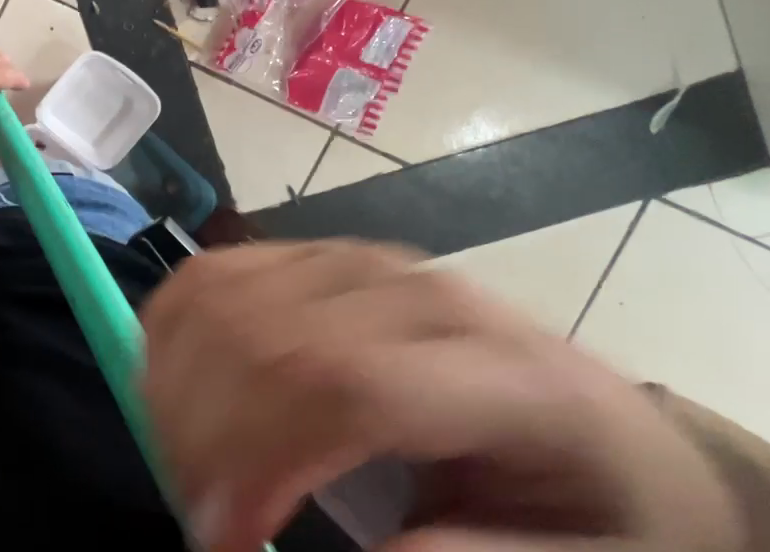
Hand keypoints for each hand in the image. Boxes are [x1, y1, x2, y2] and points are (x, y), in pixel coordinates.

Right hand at [140, 241, 741, 551]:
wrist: (605, 426)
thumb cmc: (597, 505)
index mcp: (504, 370)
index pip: (344, 387)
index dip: (261, 459)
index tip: (226, 539)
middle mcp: (413, 292)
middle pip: (262, 340)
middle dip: (200, 432)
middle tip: (196, 509)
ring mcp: (350, 260)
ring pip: (219, 298)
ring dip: (173, 383)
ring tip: (180, 456)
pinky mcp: (306, 253)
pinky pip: (208, 274)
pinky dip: (169, 331)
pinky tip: (171, 386)